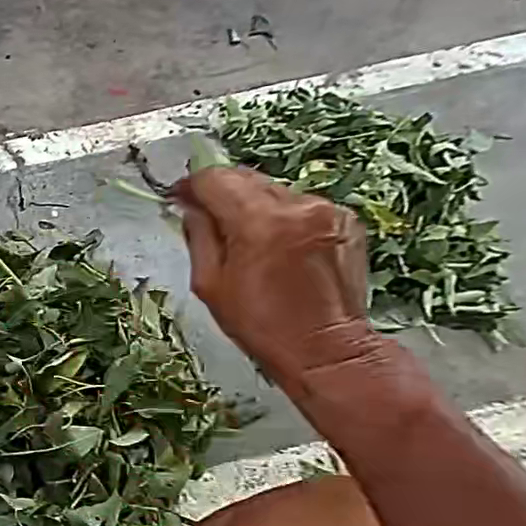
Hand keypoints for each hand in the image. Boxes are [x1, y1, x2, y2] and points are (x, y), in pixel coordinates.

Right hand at [173, 166, 382, 395]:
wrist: (324, 348)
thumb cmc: (259, 323)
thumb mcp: (209, 284)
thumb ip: (198, 237)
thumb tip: (191, 209)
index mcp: (258, 222)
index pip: (216, 179)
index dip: (192, 185)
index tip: (179, 197)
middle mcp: (296, 205)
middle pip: (246, 177)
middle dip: (221, 192)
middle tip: (205, 215)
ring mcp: (327, 210)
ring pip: (274, 190)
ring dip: (252, 204)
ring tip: (244, 236)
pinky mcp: (346, 219)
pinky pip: (301, 206)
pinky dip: (282, 217)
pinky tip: (277, 245)